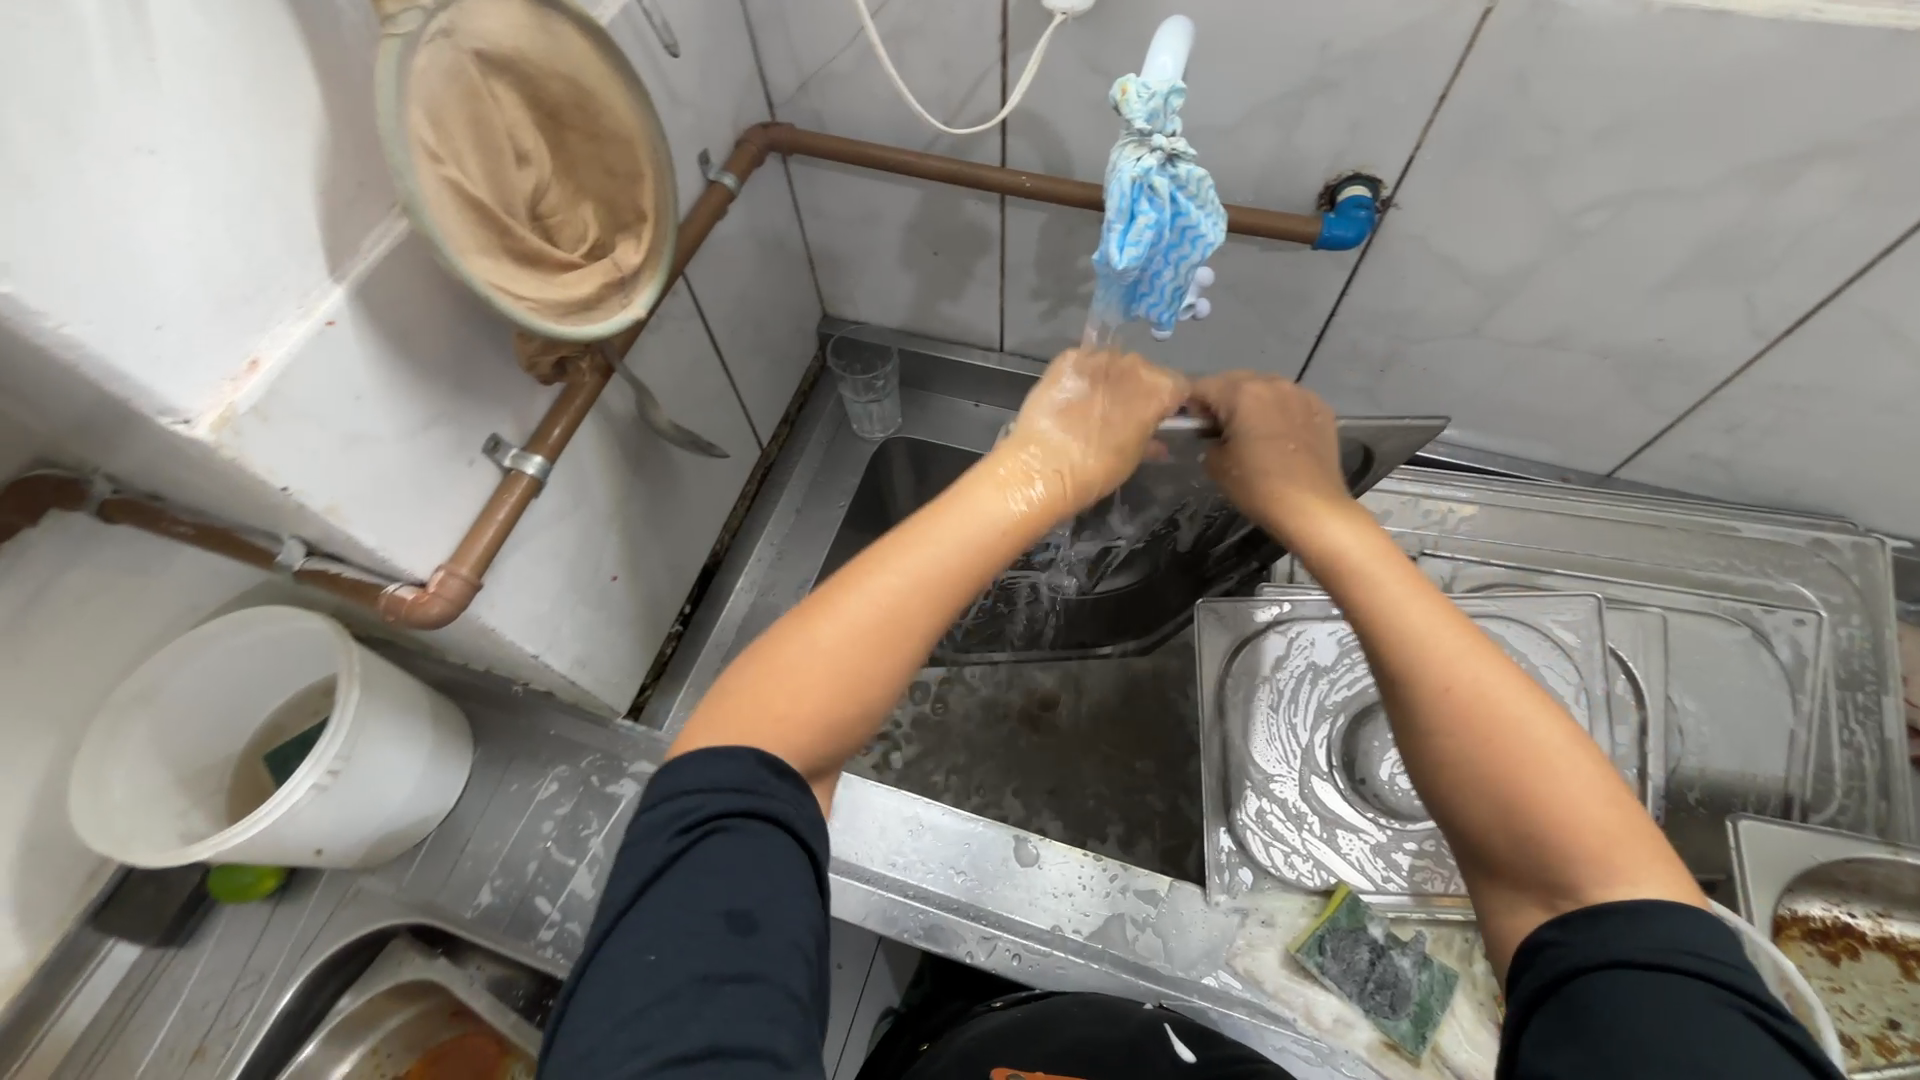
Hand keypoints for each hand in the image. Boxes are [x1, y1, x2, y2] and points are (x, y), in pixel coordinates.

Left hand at [991, 348, 1187, 519]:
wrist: (1044, 467)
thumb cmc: (1097, 470)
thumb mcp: (1134, 457)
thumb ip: (1151, 438)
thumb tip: (1157, 439)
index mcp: (1159, 387)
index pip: (1178, 387)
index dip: (1170, 404)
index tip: (1158, 419)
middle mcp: (1133, 363)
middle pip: (1144, 371)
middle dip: (1138, 390)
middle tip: (1121, 417)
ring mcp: (1097, 357)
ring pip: (1113, 364)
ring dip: (1109, 381)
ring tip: (1091, 408)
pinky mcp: (1065, 358)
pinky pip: (1083, 362)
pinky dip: (1081, 376)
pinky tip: (1071, 398)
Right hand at [1189, 372, 1353, 542]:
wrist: (1311, 507)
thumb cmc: (1257, 486)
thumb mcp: (1216, 465)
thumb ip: (1208, 440)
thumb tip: (1216, 436)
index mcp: (1241, 394)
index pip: (1202, 387)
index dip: (1192, 407)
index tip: (1196, 430)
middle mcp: (1272, 383)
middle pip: (1234, 381)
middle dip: (1223, 400)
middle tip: (1223, 431)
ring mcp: (1300, 393)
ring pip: (1264, 387)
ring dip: (1252, 403)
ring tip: (1254, 433)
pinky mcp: (1321, 408)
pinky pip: (1289, 400)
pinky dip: (1278, 411)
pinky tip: (1280, 437)